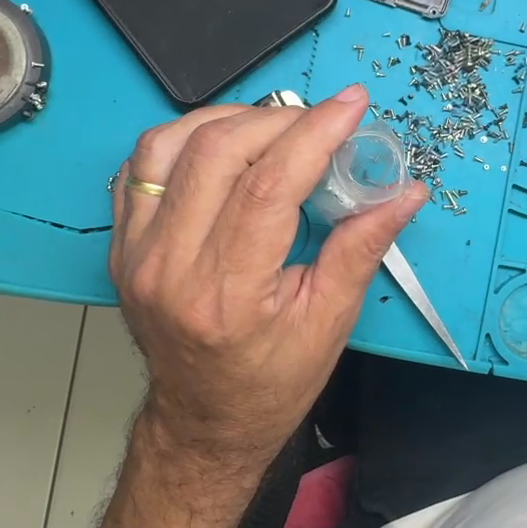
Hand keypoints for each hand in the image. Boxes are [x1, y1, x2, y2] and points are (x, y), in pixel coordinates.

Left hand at [109, 85, 424, 467]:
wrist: (203, 422)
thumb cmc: (272, 382)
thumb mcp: (330, 322)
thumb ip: (363, 247)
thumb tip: (406, 190)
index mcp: (226, 292)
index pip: (267, 185)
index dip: (315, 134)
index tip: (352, 105)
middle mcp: (167, 265)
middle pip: (217, 152)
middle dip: (280, 120)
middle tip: (322, 121)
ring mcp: (134, 252)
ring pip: (169, 144)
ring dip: (229, 120)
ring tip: (276, 128)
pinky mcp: (121, 244)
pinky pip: (142, 165)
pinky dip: (186, 138)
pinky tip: (225, 145)